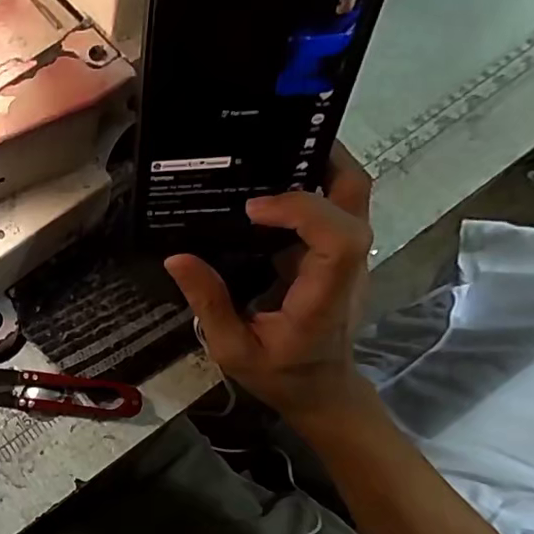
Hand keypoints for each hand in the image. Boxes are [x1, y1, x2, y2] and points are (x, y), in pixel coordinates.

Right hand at [164, 144, 374, 428]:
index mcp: (323, 296)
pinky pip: (332, 209)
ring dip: (317, 166)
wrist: (323, 391)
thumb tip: (177, 258)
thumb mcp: (234, 351)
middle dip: (320, 159)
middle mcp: (347, 268)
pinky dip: (306, 189)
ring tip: (269, 155)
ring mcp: (349, 259)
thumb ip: (210, 304)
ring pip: (351, 195)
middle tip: (271, 143)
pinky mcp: (338, 256)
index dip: (302, 209)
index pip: (339, 237)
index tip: (254, 208)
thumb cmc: (281, 376)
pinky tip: (267, 191)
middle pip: (356, 195)